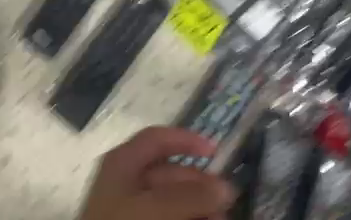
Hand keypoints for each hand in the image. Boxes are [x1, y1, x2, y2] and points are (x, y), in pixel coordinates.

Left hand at [76, 127, 234, 219]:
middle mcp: (127, 181)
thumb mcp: (153, 208)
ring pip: (172, 202)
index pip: (157, 139)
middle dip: (201, 187)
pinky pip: (168, 218)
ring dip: (199, 208)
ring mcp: (132, 208)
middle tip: (227, 202)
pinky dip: (188, 219)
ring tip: (221, 218)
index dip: (186, 140)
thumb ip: (189, 196)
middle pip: (171, 174)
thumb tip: (226, 187)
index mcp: (123, 162)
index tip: (216, 152)